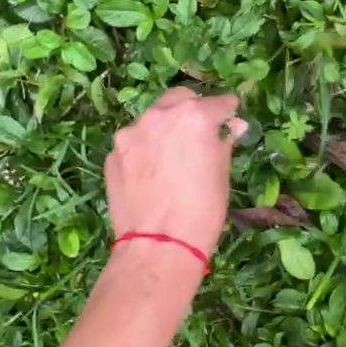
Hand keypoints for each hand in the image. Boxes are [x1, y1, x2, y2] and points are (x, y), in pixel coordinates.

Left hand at [105, 88, 246, 260]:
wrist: (158, 246)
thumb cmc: (202, 212)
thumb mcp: (222, 174)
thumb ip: (223, 142)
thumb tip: (230, 127)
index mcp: (193, 116)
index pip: (218, 102)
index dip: (228, 112)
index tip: (231, 120)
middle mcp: (159, 115)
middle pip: (180, 100)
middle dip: (192, 111)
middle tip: (200, 133)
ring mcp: (131, 133)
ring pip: (153, 120)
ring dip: (165, 129)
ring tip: (172, 156)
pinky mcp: (114, 153)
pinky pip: (135, 143)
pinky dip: (145, 149)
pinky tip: (152, 173)